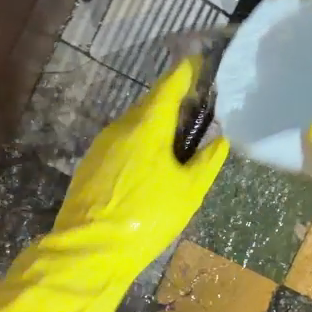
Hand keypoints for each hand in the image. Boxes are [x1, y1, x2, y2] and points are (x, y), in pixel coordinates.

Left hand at [0, 58, 228, 311]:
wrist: (91, 249)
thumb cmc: (147, 217)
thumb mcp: (189, 191)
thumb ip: (208, 160)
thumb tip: (220, 138)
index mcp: (147, 125)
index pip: (170, 85)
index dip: (187, 71)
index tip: (200, 61)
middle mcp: (121, 126)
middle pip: (151, 102)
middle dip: (174, 98)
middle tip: (197, 101)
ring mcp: (101, 145)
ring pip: (135, 123)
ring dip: (156, 121)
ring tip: (179, 133)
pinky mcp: (91, 164)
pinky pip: (122, 141)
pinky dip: (141, 140)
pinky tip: (152, 159)